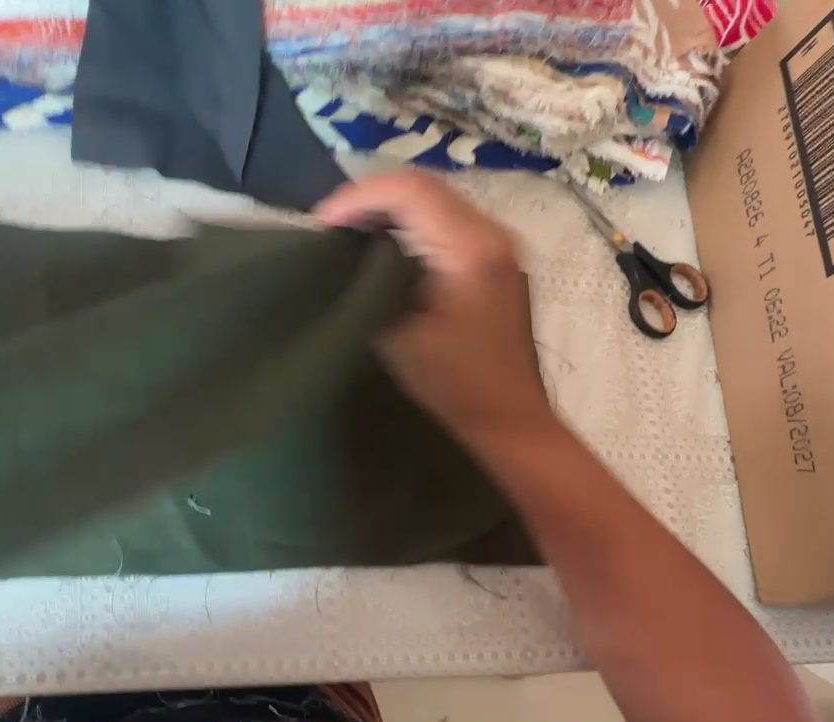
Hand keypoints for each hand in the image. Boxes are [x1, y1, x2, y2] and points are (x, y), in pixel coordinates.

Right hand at [316, 171, 555, 446]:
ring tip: (349, 237)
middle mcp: (493, 234)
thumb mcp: (401, 340)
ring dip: (391, 213)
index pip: (410, 191)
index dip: (358, 197)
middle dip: (372, 200)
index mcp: (471, 248)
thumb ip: (373, 291)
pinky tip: (385, 254)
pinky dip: (412, 230)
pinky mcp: (499, 266)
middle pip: (425, 188)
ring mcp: (501, 248)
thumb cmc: (458, 388)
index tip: (321, 224)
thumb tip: (347, 267)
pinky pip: (450, 227)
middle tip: (329, 228)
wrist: (512, 422)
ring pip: (438, 204)